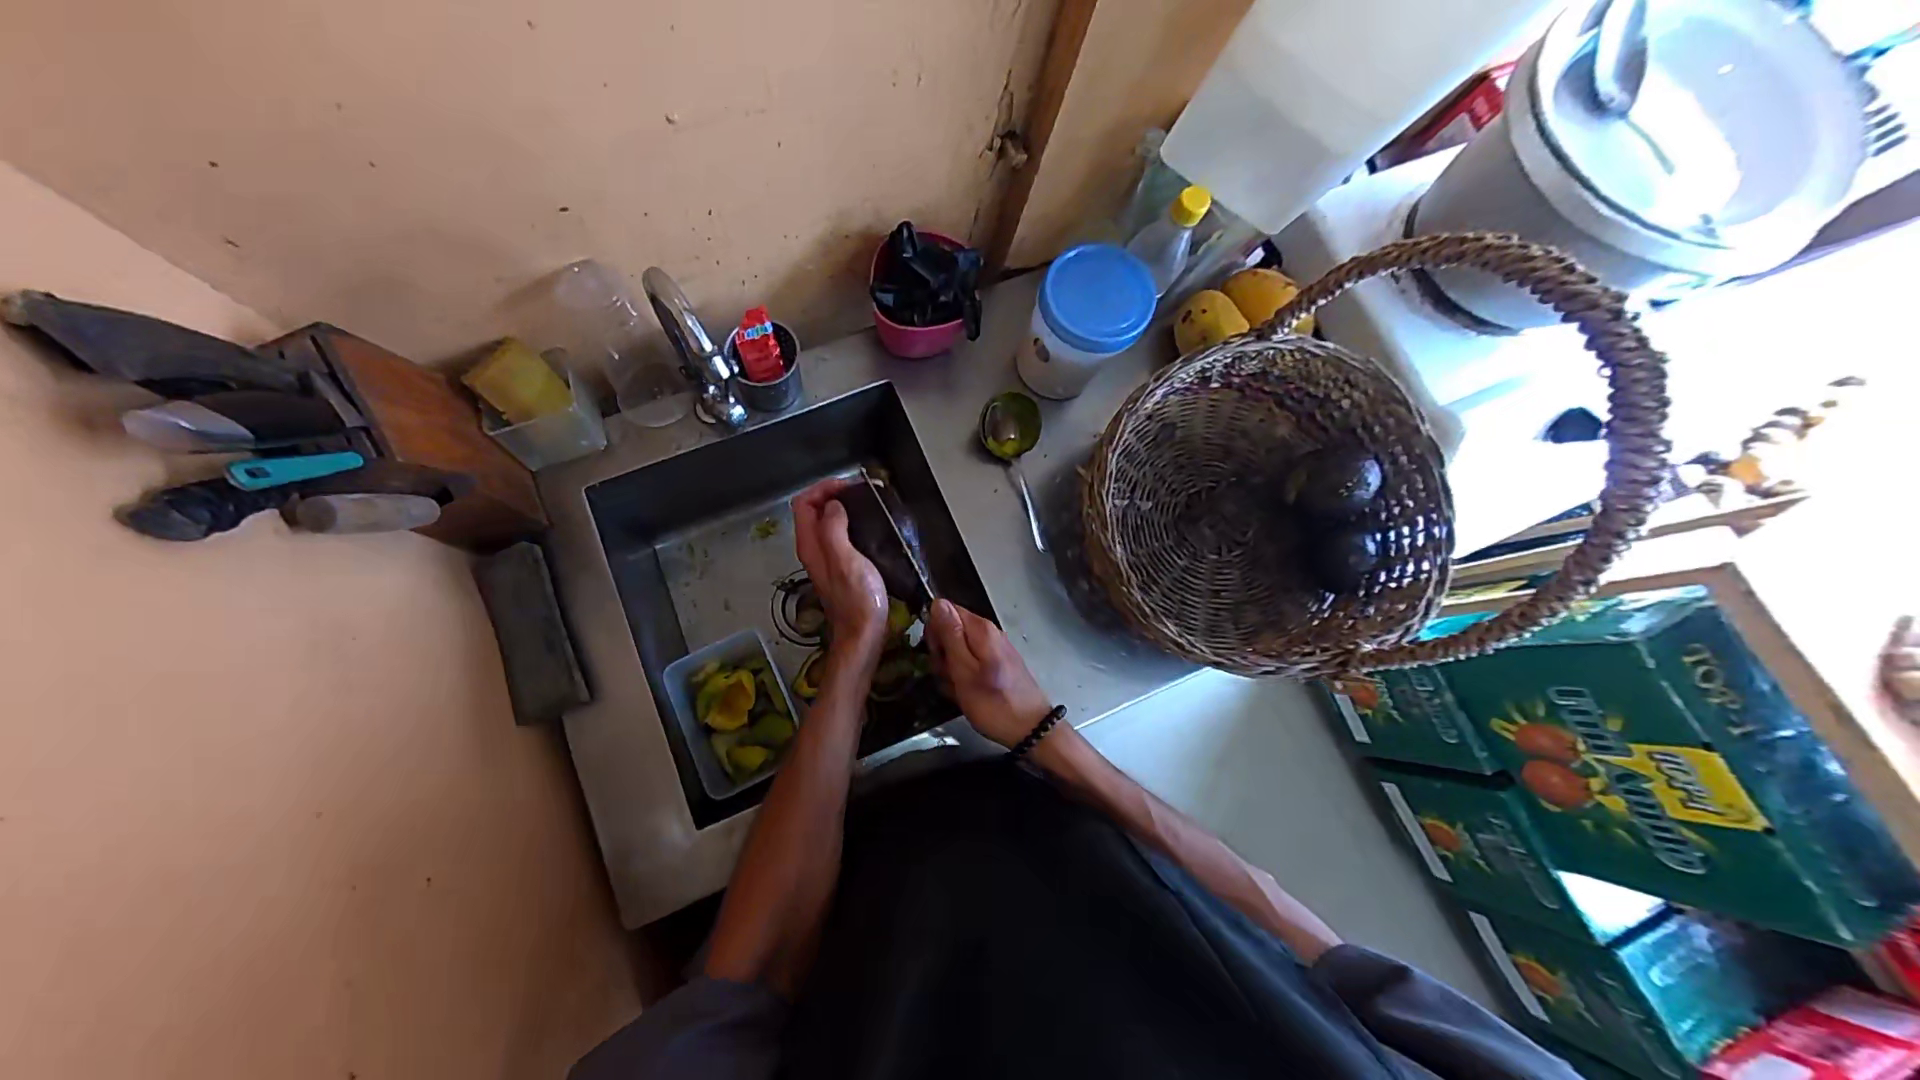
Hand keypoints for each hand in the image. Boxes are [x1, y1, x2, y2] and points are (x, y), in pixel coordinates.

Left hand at [792, 478, 888, 663]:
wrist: (863, 636)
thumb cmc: (857, 599)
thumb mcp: (845, 559)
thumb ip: (834, 529)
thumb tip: (833, 505)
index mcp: (810, 545)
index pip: (803, 503)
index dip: (823, 489)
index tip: (849, 487)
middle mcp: (813, 550)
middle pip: (812, 511)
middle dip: (832, 495)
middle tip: (860, 493)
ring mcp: (826, 561)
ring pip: (825, 523)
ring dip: (842, 510)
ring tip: (867, 505)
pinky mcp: (840, 569)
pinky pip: (838, 537)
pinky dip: (850, 525)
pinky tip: (870, 528)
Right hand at [927, 599, 1052, 747]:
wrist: (1031, 729)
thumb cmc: (994, 703)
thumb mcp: (964, 671)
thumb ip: (950, 635)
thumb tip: (937, 603)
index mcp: (980, 629)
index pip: (944, 610)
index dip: (934, 632)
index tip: (937, 655)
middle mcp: (989, 632)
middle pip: (951, 630)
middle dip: (942, 654)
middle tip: (948, 676)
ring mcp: (994, 649)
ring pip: (958, 650)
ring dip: (951, 670)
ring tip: (958, 690)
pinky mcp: (997, 664)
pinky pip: (970, 663)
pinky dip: (964, 677)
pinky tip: (967, 694)